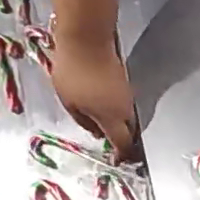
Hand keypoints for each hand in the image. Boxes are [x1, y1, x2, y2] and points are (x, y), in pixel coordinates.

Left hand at [51, 34, 140, 159]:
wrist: (86, 39)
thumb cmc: (73, 73)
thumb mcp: (69, 103)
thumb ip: (83, 122)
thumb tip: (96, 133)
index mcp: (112, 118)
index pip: (123, 143)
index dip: (122, 155)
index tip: (117, 160)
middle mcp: (125, 109)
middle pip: (129, 131)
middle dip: (122, 139)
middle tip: (110, 143)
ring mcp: (127, 94)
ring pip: (127, 116)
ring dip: (118, 123)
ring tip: (102, 123)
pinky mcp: (124, 81)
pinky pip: (123, 103)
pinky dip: (116, 109)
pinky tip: (102, 105)